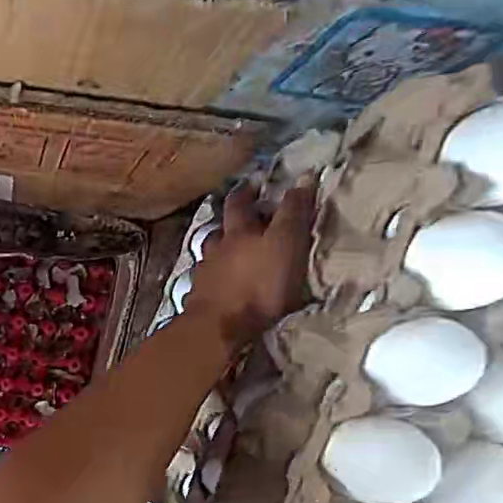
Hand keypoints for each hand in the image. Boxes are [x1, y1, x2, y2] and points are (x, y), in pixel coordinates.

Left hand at [185, 181, 315, 344]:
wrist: (218, 327)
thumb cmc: (258, 285)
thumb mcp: (285, 243)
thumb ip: (293, 213)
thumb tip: (303, 176)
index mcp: (239, 231)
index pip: (242, 202)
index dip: (249, 191)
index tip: (255, 183)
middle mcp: (217, 248)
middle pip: (221, 227)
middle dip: (229, 221)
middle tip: (241, 215)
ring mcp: (204, 274)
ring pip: (210, 254)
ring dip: (220, 250)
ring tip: (229, 252)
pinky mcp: (199, 299)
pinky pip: (206, 282)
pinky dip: (214, 279)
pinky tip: (219, 283)